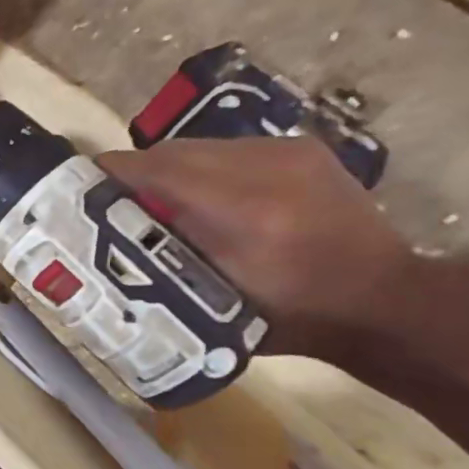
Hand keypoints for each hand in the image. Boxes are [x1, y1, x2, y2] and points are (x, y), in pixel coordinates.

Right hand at [98, 137, 414, 359]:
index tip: (82, 185)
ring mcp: (288, 152)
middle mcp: (265, 168)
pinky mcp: (301, 148)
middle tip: (113, 198)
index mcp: (244, 215)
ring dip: (172, 169)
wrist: (385, 302)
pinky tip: (205, 195)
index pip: (160, 171)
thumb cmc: (296, 322)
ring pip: (202, 147)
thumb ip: (169, 262)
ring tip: (157, 198)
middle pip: (175, 152)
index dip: (115, 173)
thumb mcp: (218, 304)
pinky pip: (231, 150)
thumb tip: (118, 238)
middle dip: (139, 171)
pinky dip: (207, 168)